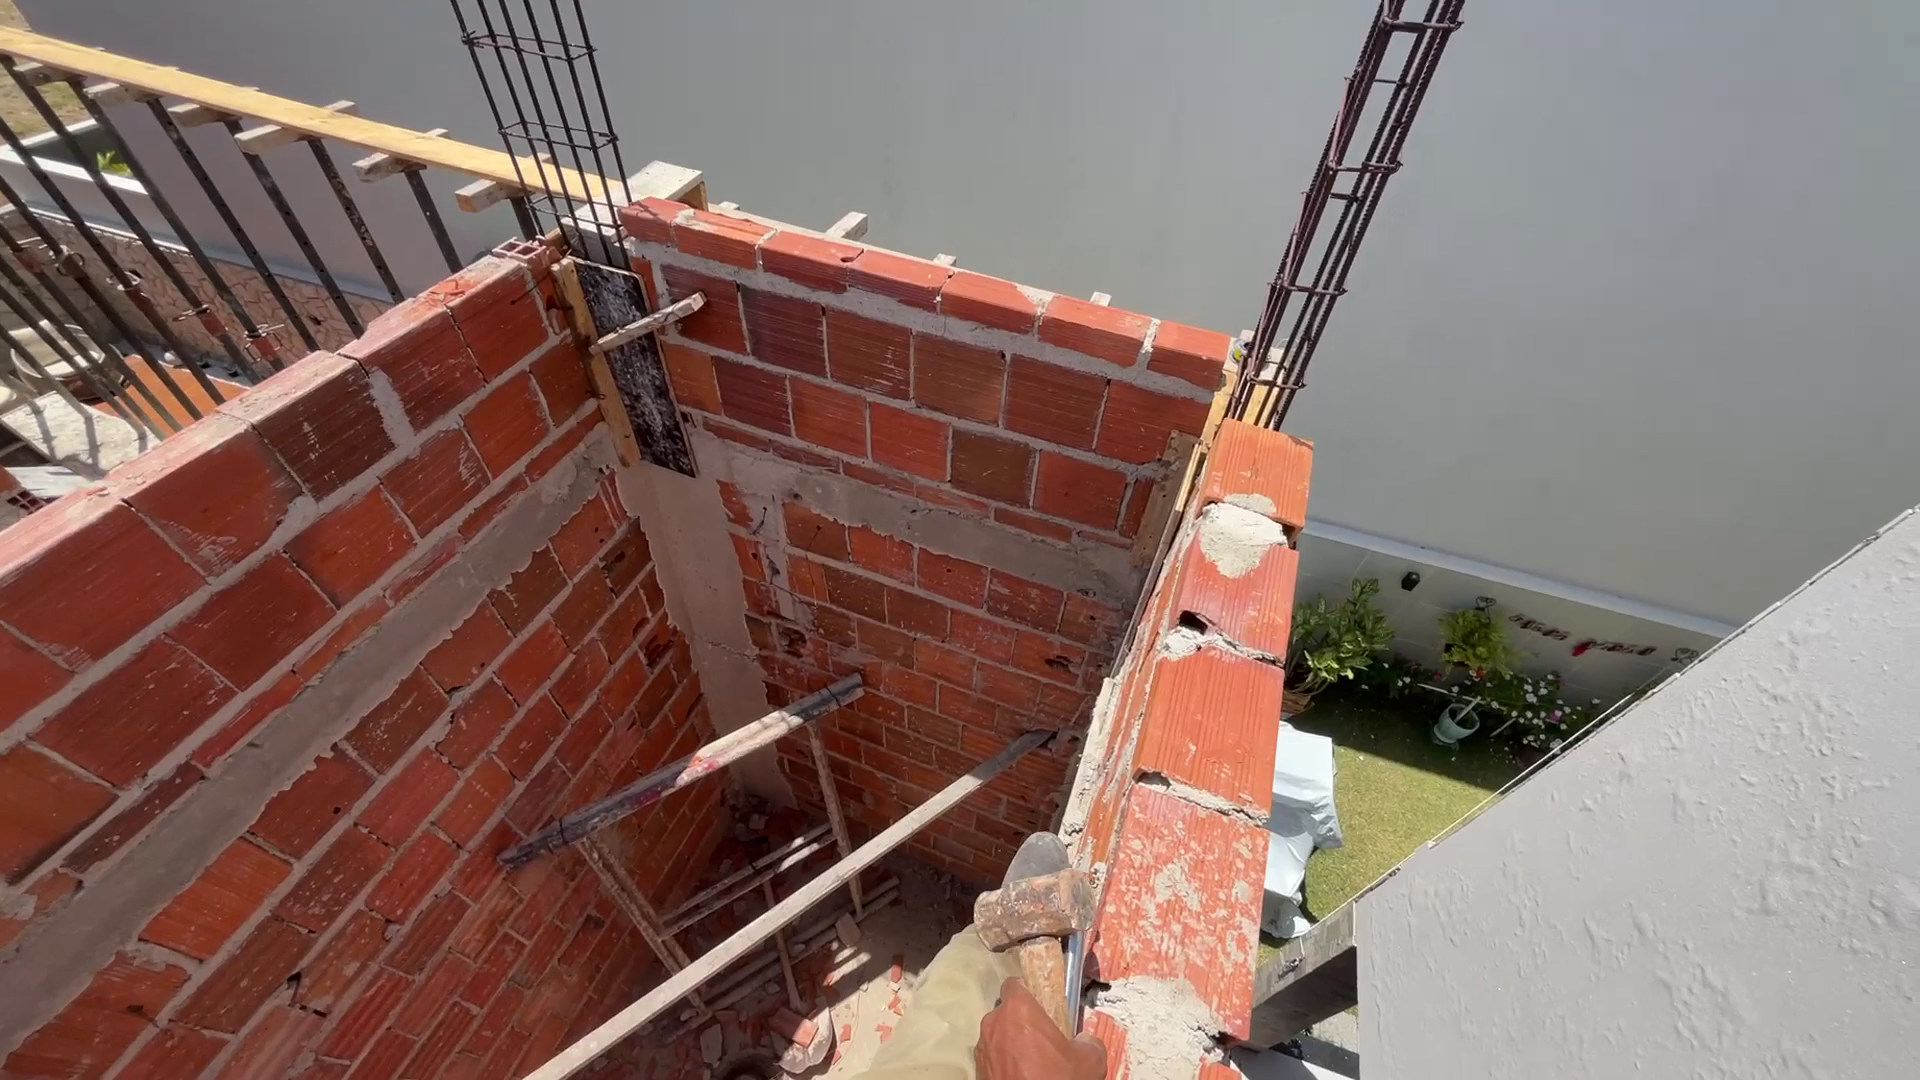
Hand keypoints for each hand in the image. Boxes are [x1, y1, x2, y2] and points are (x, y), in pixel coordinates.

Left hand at [975, 977, 1107, 1079]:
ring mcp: (982, 1048)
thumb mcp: (1089, 1062)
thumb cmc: (1057, 1079)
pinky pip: (992, 1059)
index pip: (1015, 984)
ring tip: (1030, 1065)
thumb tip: (1084, 1041)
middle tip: (1041, 1042)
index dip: (1028, 992)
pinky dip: (1002, 1064)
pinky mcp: (977, 1072)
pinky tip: (1019, 1078)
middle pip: (1006, 1012)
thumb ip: (1088, 1042)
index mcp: (1017, 1008)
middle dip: (1020, 1022)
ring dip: (1009, 1044)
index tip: (1041, 1007)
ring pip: (997, 1036)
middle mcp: (994, 1022)